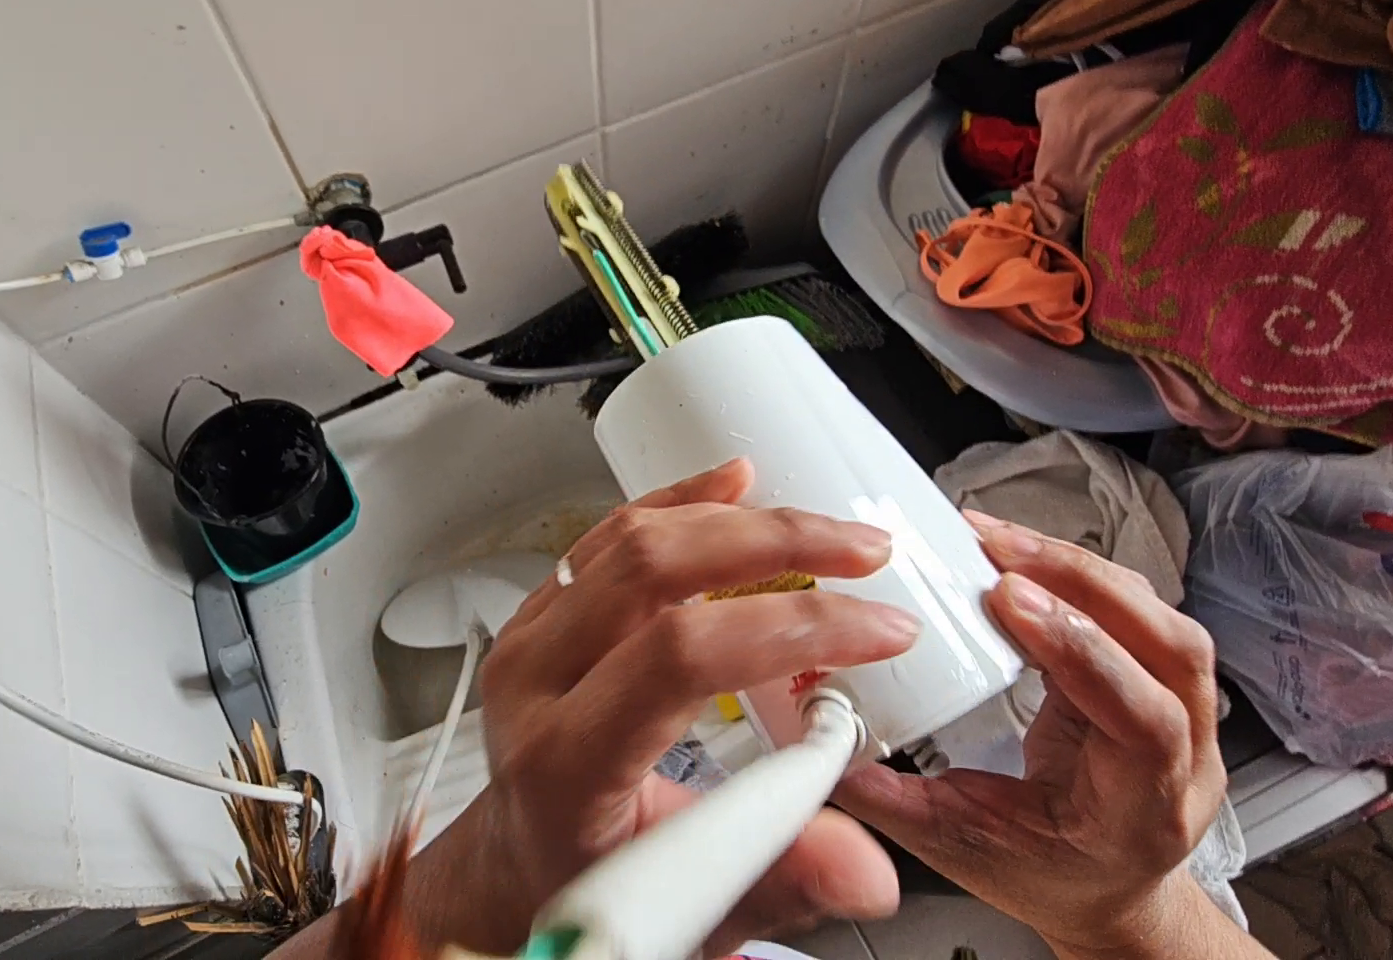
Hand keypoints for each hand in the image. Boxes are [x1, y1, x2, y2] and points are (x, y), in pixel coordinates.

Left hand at [410, 459, 919, 955]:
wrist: (518, 849)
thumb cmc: (588, 877)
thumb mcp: (685, 907)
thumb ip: (775, 882)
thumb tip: (864, 862)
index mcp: (562, 758)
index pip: (677, 658)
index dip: (788, 630)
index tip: (874, 629)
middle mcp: (535, 676)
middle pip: (653, 571)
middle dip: (775, 547)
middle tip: (861, 553)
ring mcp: (534, 628)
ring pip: (634, 537)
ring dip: (738, 520)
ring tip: (819, 526)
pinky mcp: (547, 604)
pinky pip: (611, 532)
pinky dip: (678, 501)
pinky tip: (729, 485)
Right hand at [835, 512, 1237, 958]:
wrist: (1104, 890)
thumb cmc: (1045, 877)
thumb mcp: (954, 845)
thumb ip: (885, 796)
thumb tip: (822, 740)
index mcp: (1137, 809)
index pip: (1140, 719)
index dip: (1080, 649)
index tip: (1008, 598)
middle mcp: (1179, 758)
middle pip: (1169, 649)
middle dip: (1081, 582)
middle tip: (999, 549)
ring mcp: (1179, 712)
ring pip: (1160, 618)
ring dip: (1078, 567)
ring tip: (1001, 540)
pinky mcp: (1149, 676)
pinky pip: (1132, 607)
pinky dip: (1075, 571)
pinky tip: (1021, 556)